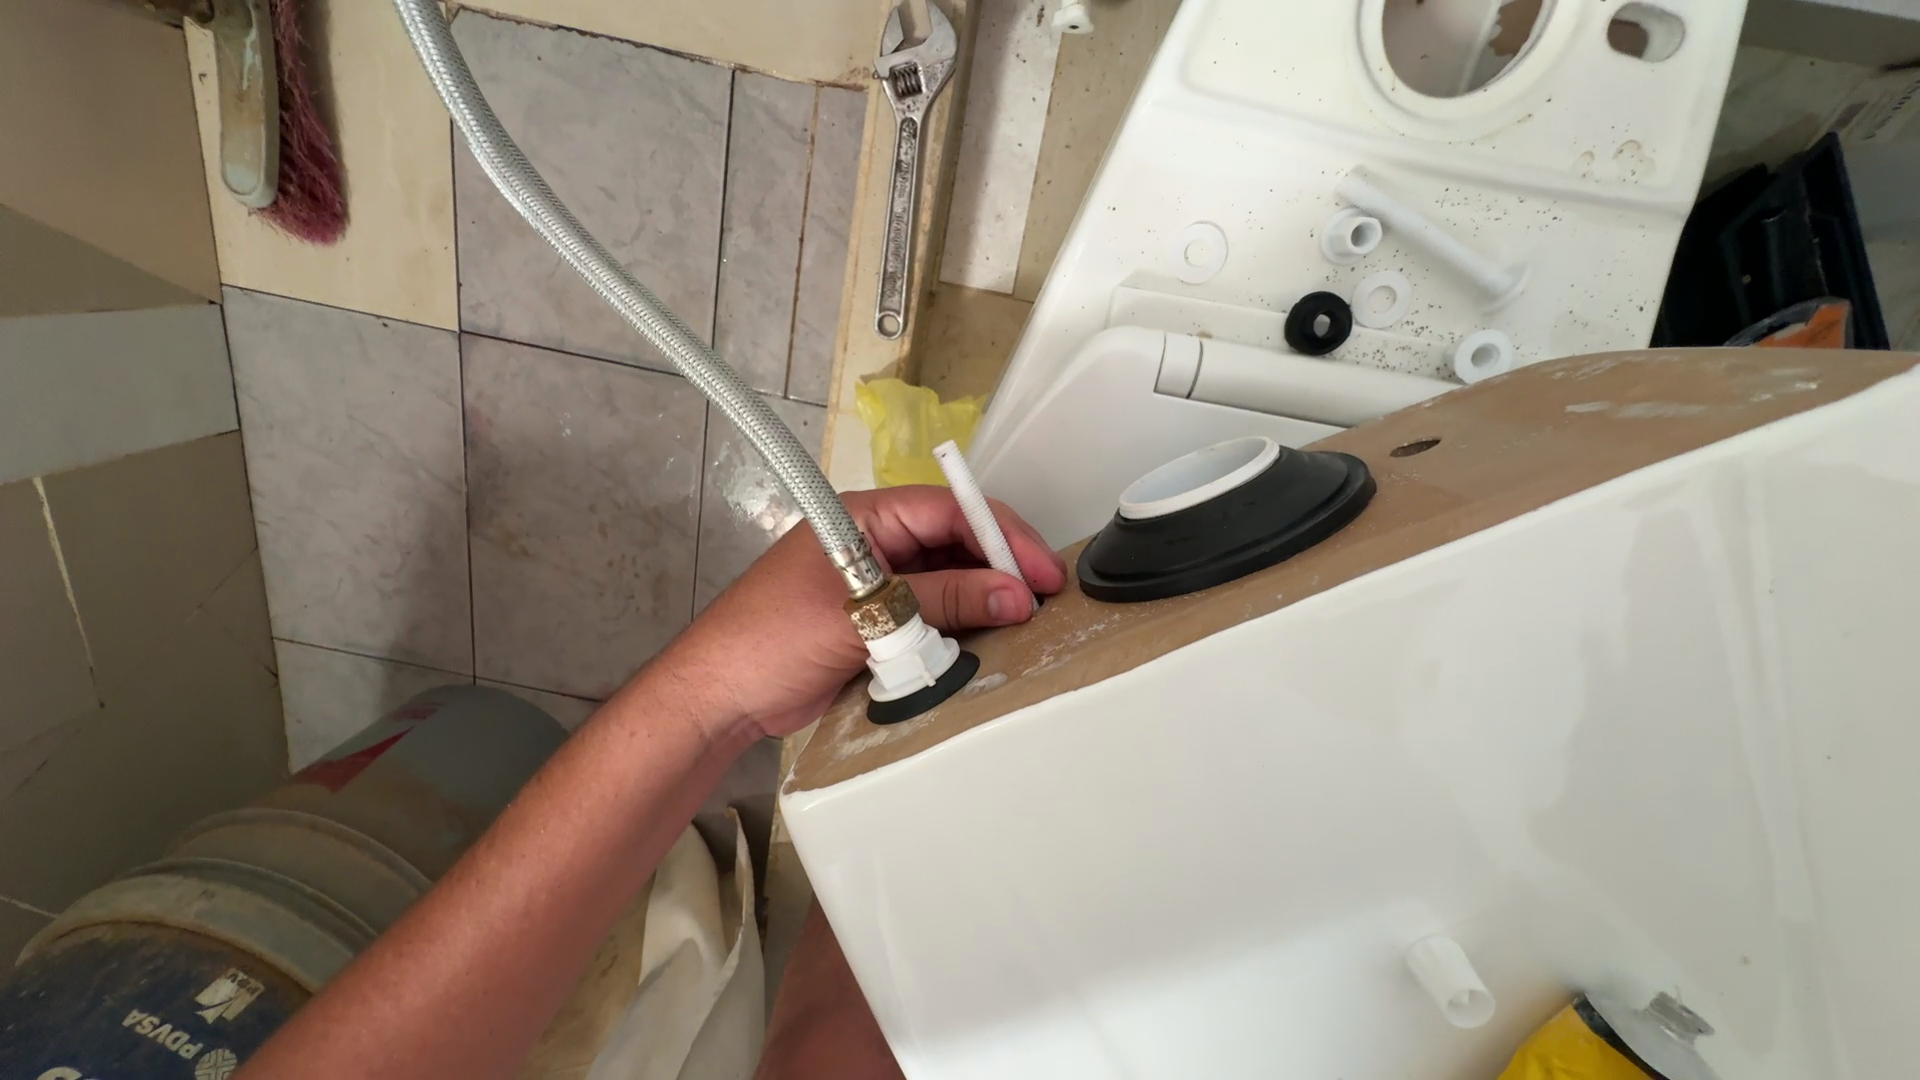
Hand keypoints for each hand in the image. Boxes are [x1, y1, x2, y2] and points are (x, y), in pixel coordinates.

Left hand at [648, 486, 1066, 740]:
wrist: (722, 698)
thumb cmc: (771, 639)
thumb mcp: (864, 614)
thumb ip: (943, 600)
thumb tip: (1015, 594)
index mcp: (866, 517)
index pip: (949, 510)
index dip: (1002, 536)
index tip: (1041, 570)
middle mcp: (878, 543)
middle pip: (956, 541)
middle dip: (1001, 565)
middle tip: (1045, 595)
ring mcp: (881, 583)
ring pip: (950, 579)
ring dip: (985, 597)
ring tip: (1028, 618)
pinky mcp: (881, 622)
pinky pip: (935, 615)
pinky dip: (962, 626)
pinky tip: (990, 638)